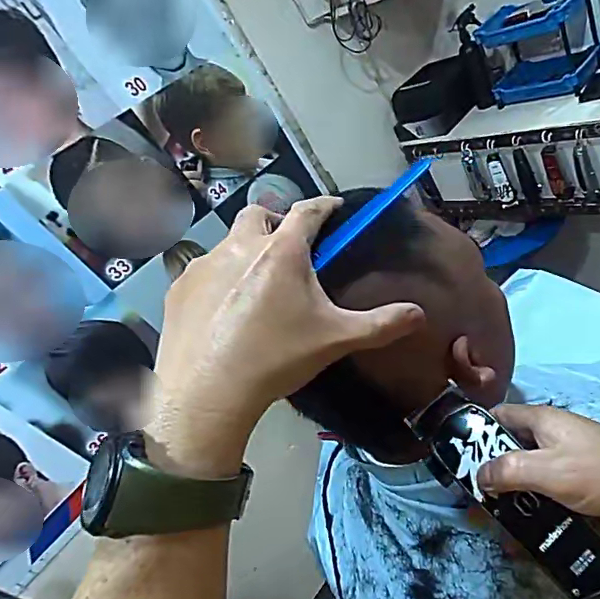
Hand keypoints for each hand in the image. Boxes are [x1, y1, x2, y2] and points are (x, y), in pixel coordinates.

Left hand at [144, 198, 424, 477]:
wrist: (207, 393)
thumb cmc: (278, 357)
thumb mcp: (338, 339)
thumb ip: (383, 324)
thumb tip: (420, 314)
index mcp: (283, 251)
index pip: (308, 211)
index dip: (325, 205)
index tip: (335, 207)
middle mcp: (240, 246)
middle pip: (260, 214)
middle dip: (278, 221)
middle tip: (292, 248)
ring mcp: (203, 265)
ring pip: (228, 242)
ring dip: (247, 250)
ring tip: (259, 284)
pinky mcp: (178, 289)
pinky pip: (203, 270)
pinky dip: (220, 278)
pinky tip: (226, 309)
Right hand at [476, 404, 599, 532]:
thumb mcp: (549, 471)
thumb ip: (509, 470)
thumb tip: (478, 475)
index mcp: (545, 420)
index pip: (500, 416)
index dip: (475, 433)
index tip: (457, 461)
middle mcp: (556, 433)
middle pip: (512, 447)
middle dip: (492, 474)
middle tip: (476, 504)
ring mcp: (571, 456)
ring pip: (530, 472)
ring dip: (513, 495)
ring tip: (498, 523)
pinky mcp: (583, 479)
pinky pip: (549, 489)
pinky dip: (535, 504)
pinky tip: (529, 529)